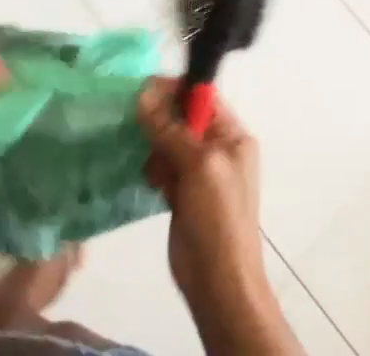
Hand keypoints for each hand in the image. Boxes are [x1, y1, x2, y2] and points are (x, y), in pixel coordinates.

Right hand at [137, 77, 266, 304]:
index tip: (143, 90)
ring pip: (166, 140)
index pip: (202, 96)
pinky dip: (153, 168)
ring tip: (152, 166)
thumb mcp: (198, 164)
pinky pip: (161, 164)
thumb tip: (143, 93)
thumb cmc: (218, 217)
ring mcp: (199, 171)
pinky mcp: (182, 191)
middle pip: (181, 116)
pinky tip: (151, 182)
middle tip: (136, 125)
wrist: (217, 279)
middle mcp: (217, 149)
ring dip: (153, 147)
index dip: (174, 89)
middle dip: (159, 120)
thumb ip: (170, 127)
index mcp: (233, 136)